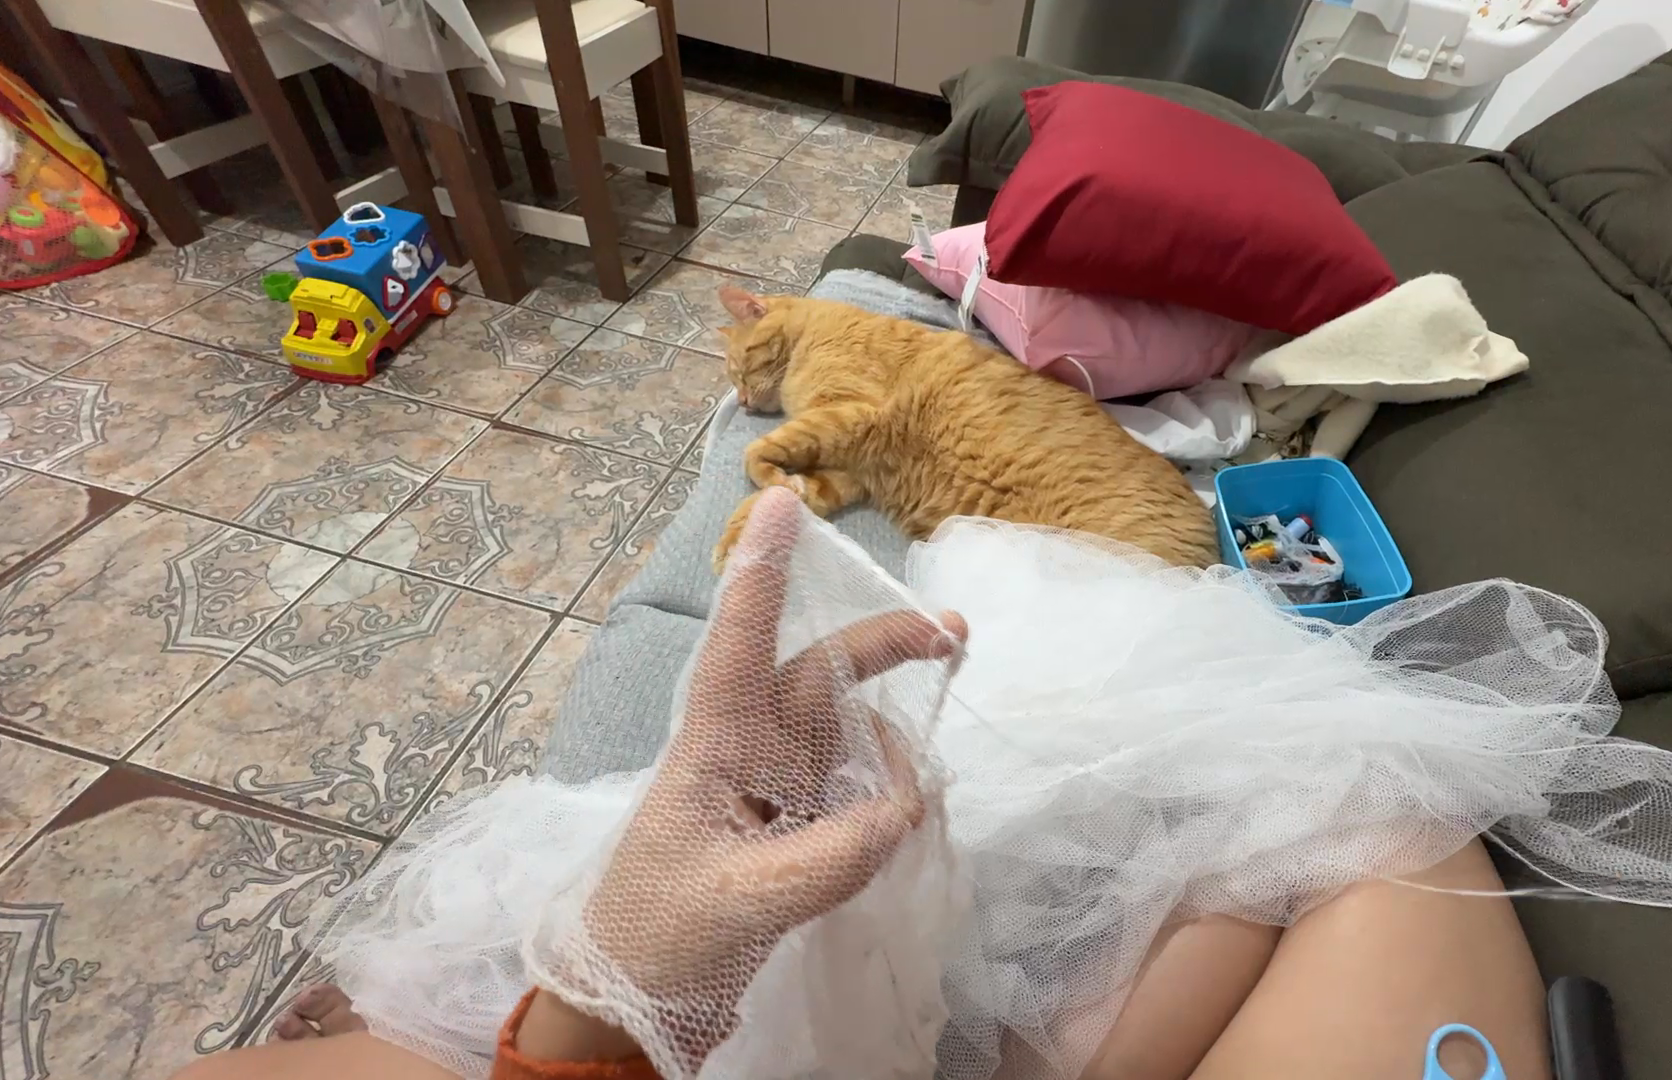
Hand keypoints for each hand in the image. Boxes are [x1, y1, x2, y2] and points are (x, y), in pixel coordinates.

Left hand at [556, 486, 964, 1063]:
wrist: (635, 1000)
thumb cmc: (655, 937)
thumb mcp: (738, 901)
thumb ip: (827, 859)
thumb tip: (904, 809)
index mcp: (715, 739)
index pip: (740, 638)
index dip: (764, 569)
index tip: (783, 501)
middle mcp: (752, 742)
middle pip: (826, 669)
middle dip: (888, 644)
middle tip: (954, 636)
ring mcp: (780, 778)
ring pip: (853, 729)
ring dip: (891, 756)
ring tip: (900, 814)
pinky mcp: (799, 813)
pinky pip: (861, 782)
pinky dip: (887, 796)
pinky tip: (890, 831)